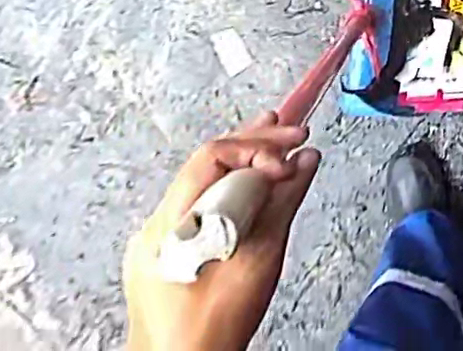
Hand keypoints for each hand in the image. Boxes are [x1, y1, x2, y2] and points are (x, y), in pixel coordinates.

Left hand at [124, 114, 322, 350]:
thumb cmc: (212, 336)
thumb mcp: (257, 264)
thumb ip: (283, 204)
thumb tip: (306, 161)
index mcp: (168, 227)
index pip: (212, 159)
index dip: (256, 150)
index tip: (288, 161)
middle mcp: (156, 224)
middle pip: (210, 161)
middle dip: (257, 143)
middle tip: (296, 133)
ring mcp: (159, 236)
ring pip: (207, 177)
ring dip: (247, 155)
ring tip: (280, 135)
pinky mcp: (171, 246)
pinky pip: (204, 198)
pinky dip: (235, 180)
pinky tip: (258, 170)